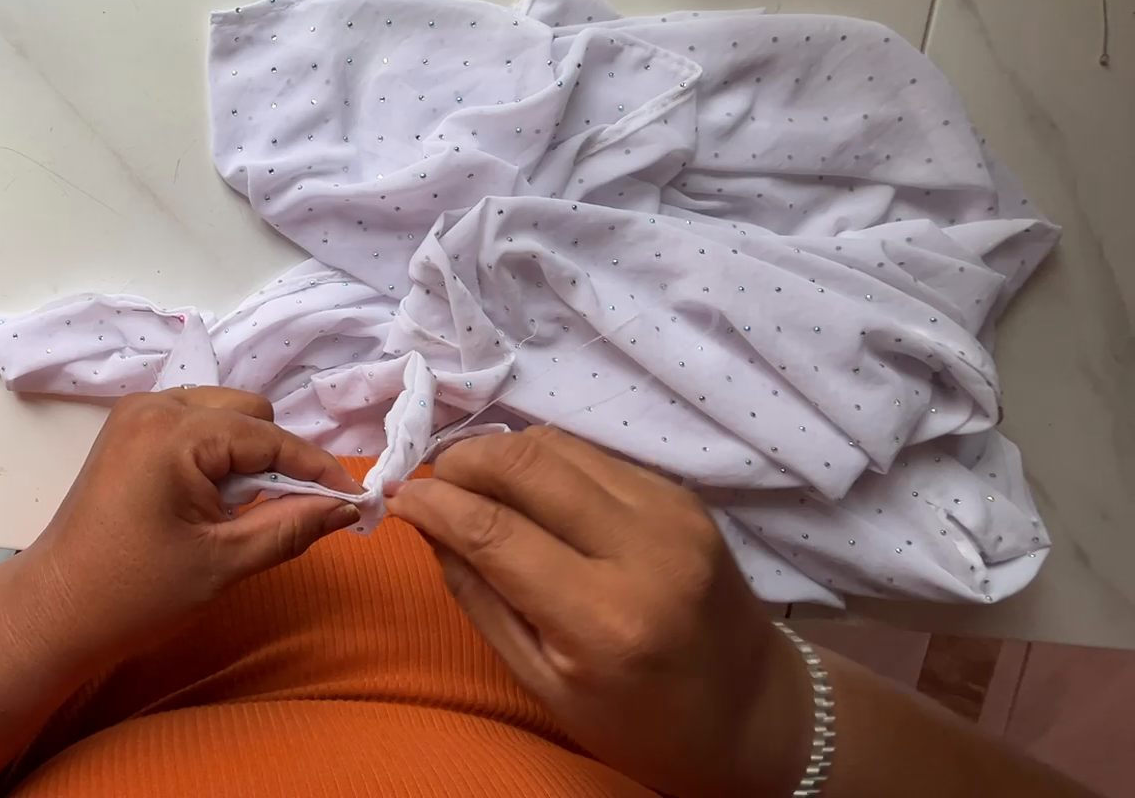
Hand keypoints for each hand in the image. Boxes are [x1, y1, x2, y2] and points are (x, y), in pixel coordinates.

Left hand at [18, 387, 363, 663]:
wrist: (59, 607)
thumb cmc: (137, 592)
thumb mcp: (224, 562)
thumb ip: (290, 526)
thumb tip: (346, 507)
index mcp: (174, 433)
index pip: (267, 437)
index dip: (315, 468)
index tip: (354, 496)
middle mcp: (155, 405)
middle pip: (247, 410)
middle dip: (274, 456)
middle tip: (276, 510)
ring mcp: (137, 411)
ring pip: (222, 409)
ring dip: (244, 449)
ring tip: (235, 506)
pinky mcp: (128, 425)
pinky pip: (194, 418)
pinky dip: (215, 447)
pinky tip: (208, 491)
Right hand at [386, 425, 809, 797]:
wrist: (763, 712)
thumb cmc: (639, 718)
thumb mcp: (539, 680)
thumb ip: (474, 592)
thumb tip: (422, 516)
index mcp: (608, 618)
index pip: (493, 530)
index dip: (433, 503)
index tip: (396, 496)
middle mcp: (646, 549)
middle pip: (521, 461)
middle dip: (458, 461)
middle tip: (433, 486)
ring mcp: (670, 509)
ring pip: (548, 441)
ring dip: (493, 454)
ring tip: (472, 486)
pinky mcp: (676, 489)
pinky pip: (580, 450)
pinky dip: (533, 459)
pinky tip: (524, 490)